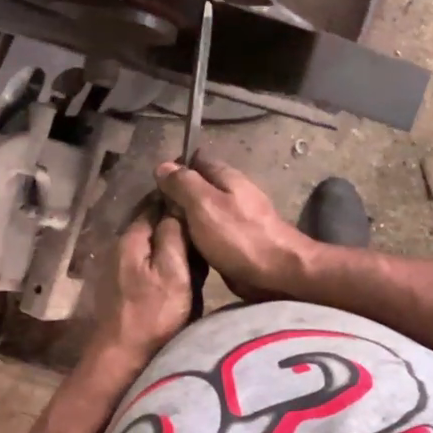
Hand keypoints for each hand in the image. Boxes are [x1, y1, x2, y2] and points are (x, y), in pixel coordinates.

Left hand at [92, 209, 193, 357]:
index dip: (180, 198)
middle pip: (154, 221)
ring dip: (173, 241)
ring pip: (153, 241)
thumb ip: (173, 234)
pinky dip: (167, 259)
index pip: (156, 201)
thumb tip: (176, 204)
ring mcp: (122, 264)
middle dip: (177, 219)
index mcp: (133, 237)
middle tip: (206, 223)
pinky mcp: (126, 283)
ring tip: (199, 245)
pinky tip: (183, 270)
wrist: (123, 354)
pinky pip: (151, 260)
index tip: (203, 200)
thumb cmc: (153, 313)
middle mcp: (123, 245)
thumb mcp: (172, 271)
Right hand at [156, 155, 316, 299]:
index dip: (173, 170)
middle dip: (176, 198)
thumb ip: (183, 184)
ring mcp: (236, 217)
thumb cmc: (239, 236)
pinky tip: (184, 248)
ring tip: (164, 233)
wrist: (278, 272)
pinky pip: (210, 233)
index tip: (155, 189)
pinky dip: (197, 238)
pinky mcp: (238, 241)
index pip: (194, 160)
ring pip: (202, 212)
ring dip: (186, 221)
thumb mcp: (203, 204)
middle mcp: (232, 192)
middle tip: (154, 216)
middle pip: (197, 187)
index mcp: (226, 177)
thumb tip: (162, 166)